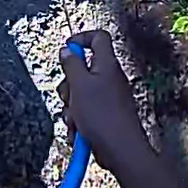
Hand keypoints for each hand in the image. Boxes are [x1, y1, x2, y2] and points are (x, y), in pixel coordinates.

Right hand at [59, 29, 154, 175]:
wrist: (120, 150)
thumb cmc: (102, 115)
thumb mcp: (79, 85)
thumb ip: (71, 65)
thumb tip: (67, 50)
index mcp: (107, 64)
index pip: (98, 37)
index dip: (81, 38)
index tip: (66, 49)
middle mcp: (109, 78)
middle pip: (83, 69)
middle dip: (69, 84)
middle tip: (68, 96)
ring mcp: (108, 97)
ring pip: (80, 93)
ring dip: (71, 107)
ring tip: (75, 120)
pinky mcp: (104, 115)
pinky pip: (84, 112)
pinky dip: (78, 122)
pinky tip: (78, 134)